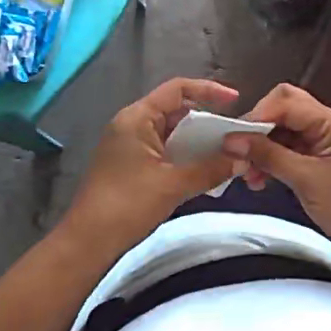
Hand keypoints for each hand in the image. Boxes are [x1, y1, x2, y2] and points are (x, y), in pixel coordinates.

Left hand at [63, 77, 243, 247]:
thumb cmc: (128, 204)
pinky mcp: (129, 164)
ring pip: (170, 132)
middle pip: (175, 110)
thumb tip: (242, 159)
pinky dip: (184, 155)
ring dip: (196, 141)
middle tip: (234, 136)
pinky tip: (204, 171)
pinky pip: (163, 149)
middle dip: (206, 121)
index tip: (235, 102)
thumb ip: (210, 169)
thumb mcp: (173, 185)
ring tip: (226, 154)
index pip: (177, 89)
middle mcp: (131, 123)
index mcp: (137, 117)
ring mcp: (128, 144)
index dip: (208, 90)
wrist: (88, 240)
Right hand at [225, 83, 330, 251]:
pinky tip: (258, 178)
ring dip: (260, 146)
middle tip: (239, 150)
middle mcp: (324, 121)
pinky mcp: (315, 154)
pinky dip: (269, 158)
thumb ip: (267, 155)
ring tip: (246, 173)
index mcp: (329, 120)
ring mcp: (320, 137)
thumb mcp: (304, 179)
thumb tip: (230, 140)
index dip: (257, 115)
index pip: (285, 102)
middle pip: (282, 107)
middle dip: (257, 126)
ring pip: (280, 127)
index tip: (233, 138)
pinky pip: (285, 145)